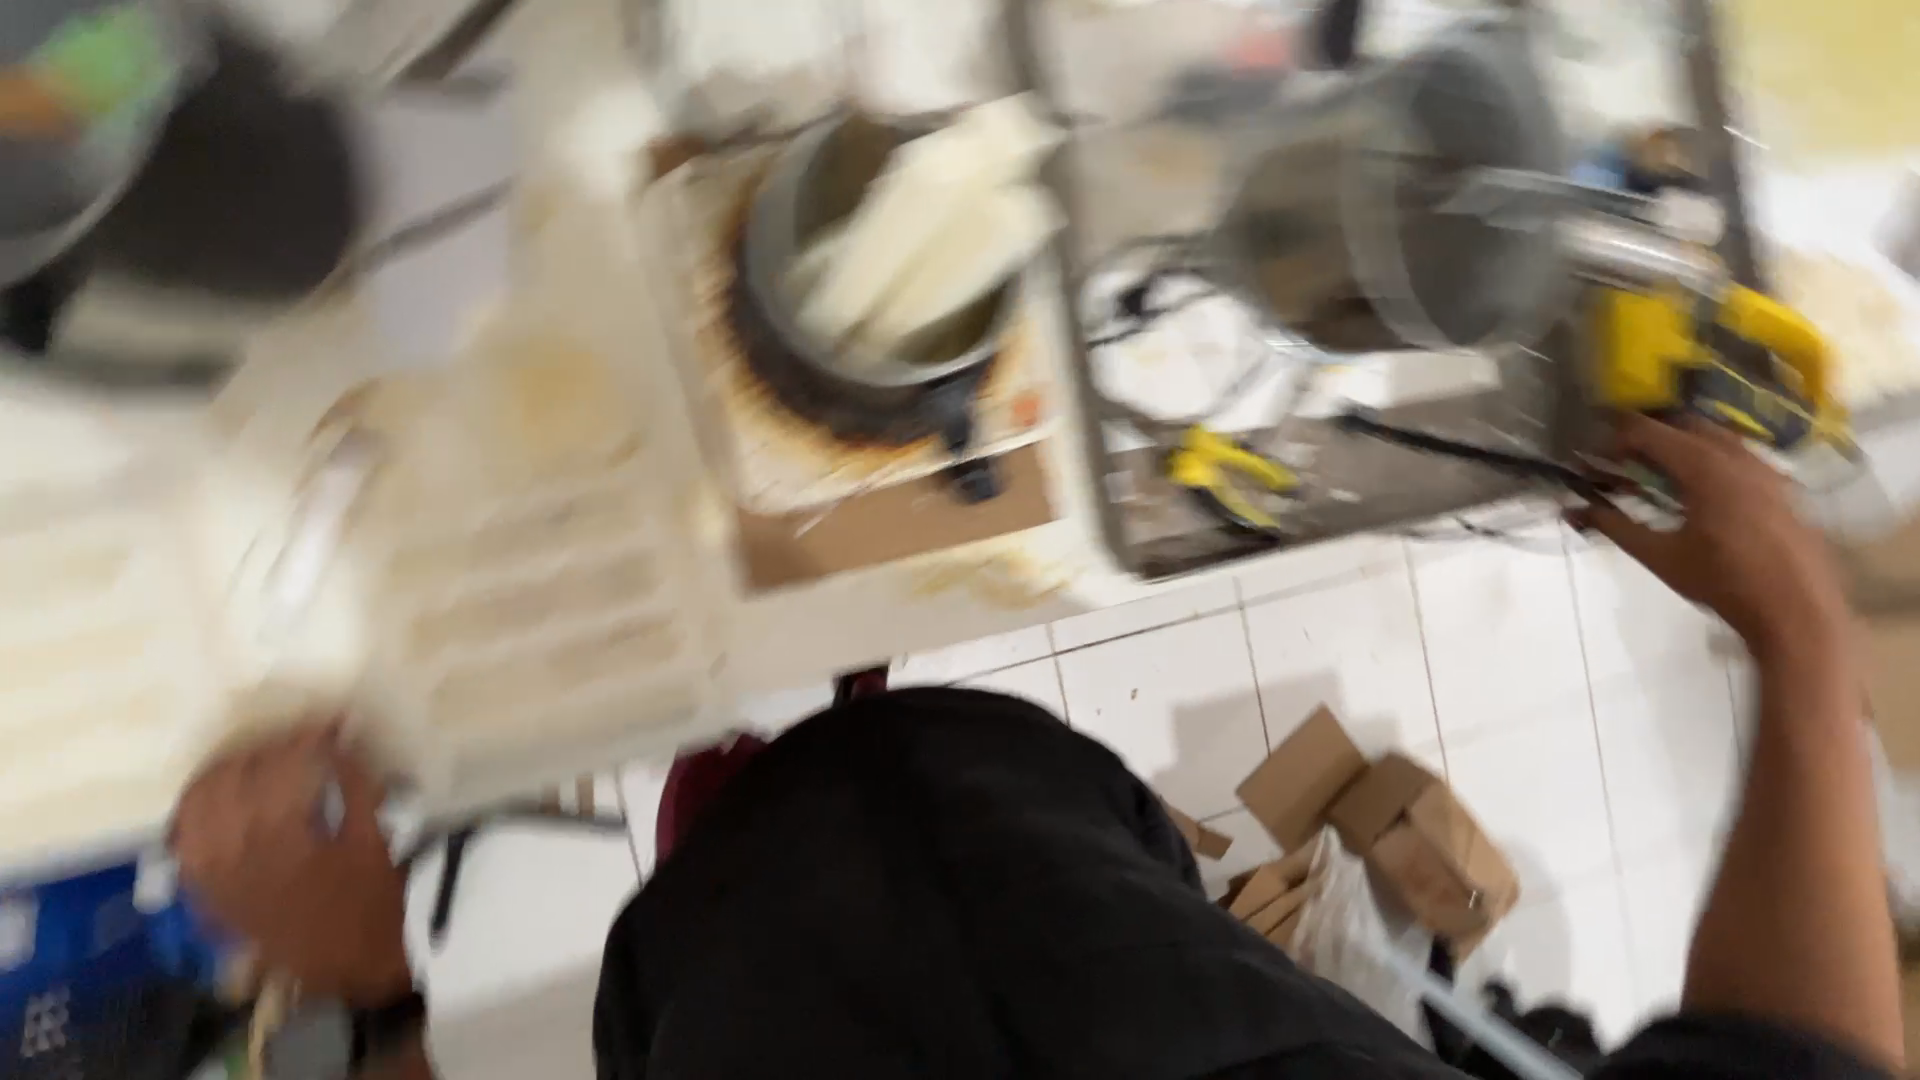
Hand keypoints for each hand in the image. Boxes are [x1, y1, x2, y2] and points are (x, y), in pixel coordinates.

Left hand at [171, 721, 409, 1004]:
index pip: (285, 773)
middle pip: (233, 782)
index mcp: (288, 844)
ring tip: (259, 749)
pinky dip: (198, 803)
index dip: (307, 740)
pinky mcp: (200, 884)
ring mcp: (209, 873)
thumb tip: (345, 739)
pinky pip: (182, 834)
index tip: (332, 720)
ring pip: (197, 804)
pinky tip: (222, 786)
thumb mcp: (373, 839)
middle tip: (299, 730)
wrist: (342, 959)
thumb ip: (355, 786)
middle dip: (266, 747)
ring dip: (226, 769)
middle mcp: (235, 857)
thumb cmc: (370, 898)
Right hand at [1569, 414, 1852, 663]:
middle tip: (1620, 461)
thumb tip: (1569, 510)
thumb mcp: (1656, 554)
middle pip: (1686, 425)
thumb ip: (1612, 525)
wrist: (1795, 610)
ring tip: (1653, 474)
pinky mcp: (1782, 489)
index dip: (1615, 438)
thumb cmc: (1720, 581)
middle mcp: (1740, 461)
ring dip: (1679, 447)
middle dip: (1648, 436)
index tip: (1592, 457)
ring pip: (1716, 438)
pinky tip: (1693, 492)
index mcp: (1707, 471)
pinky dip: (1707, 461)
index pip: (1651, 432)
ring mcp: (1767, 472)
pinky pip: (1738, 457)